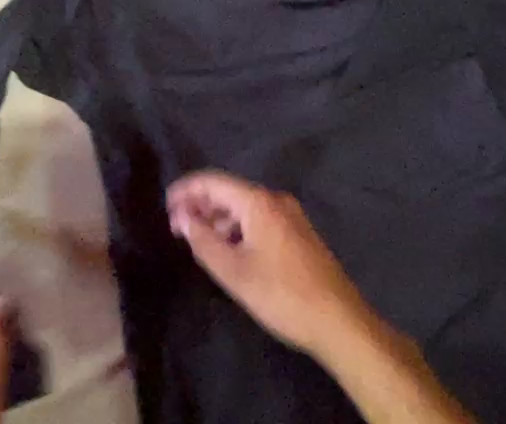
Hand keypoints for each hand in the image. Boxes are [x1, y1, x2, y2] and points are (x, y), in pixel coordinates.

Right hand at [166, 171, 374, 355]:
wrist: (340, 323)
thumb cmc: (282, 295)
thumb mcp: (233, 272)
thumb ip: (203, 240)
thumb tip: (181, 217)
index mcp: (258, 202)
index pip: (212, 181)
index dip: (185, 190)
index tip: (164, 205)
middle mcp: (275, 200)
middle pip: (229, 191)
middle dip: (200, 205)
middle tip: (177, 227)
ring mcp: (291, 216)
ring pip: (244, 207)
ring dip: (219, 219)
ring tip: (198, 241)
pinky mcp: (299, 234)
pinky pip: (259, 220)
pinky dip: (238, 228)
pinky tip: (229, 250)